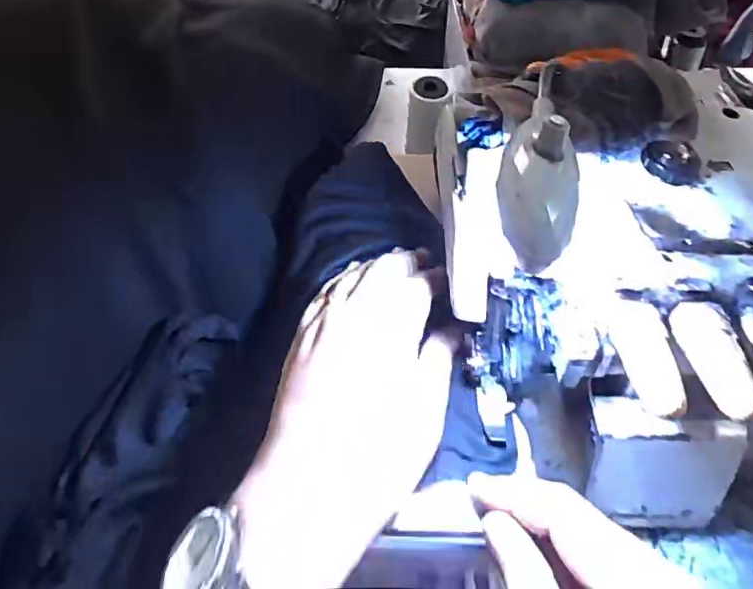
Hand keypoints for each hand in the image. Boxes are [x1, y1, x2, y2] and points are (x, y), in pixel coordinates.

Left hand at [231, 250, 457, 587]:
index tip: (449, 281)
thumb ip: (439, 358)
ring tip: (396, 269)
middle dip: (409, 262)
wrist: (305, 491)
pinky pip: (326, 293)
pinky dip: (345, 280)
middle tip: (426, 265)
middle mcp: (357, 311)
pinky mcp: (300, 339)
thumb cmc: (379, 455)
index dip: (437, 277)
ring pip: (354, 274)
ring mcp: (324, 323)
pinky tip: (353, 284)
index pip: (420, 283)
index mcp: (394, 324)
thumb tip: (451, 329)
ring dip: (378, 267)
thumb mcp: (427, 410)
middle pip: (385, 268)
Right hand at [470, 473, 699, 588]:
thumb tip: (496, 521)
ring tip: (504, 524)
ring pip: (595, 540)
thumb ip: (530, 580)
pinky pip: (611, 562)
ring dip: (548, 535)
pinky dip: (573, 560)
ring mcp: (664, 574)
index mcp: (639, 567)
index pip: (566, 506)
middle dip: (529, 511)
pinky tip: (546, 561)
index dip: (515, 491)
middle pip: (581, 519)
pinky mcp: (659, 584)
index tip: (474, 484)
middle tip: (482, 502)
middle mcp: (659, 562)